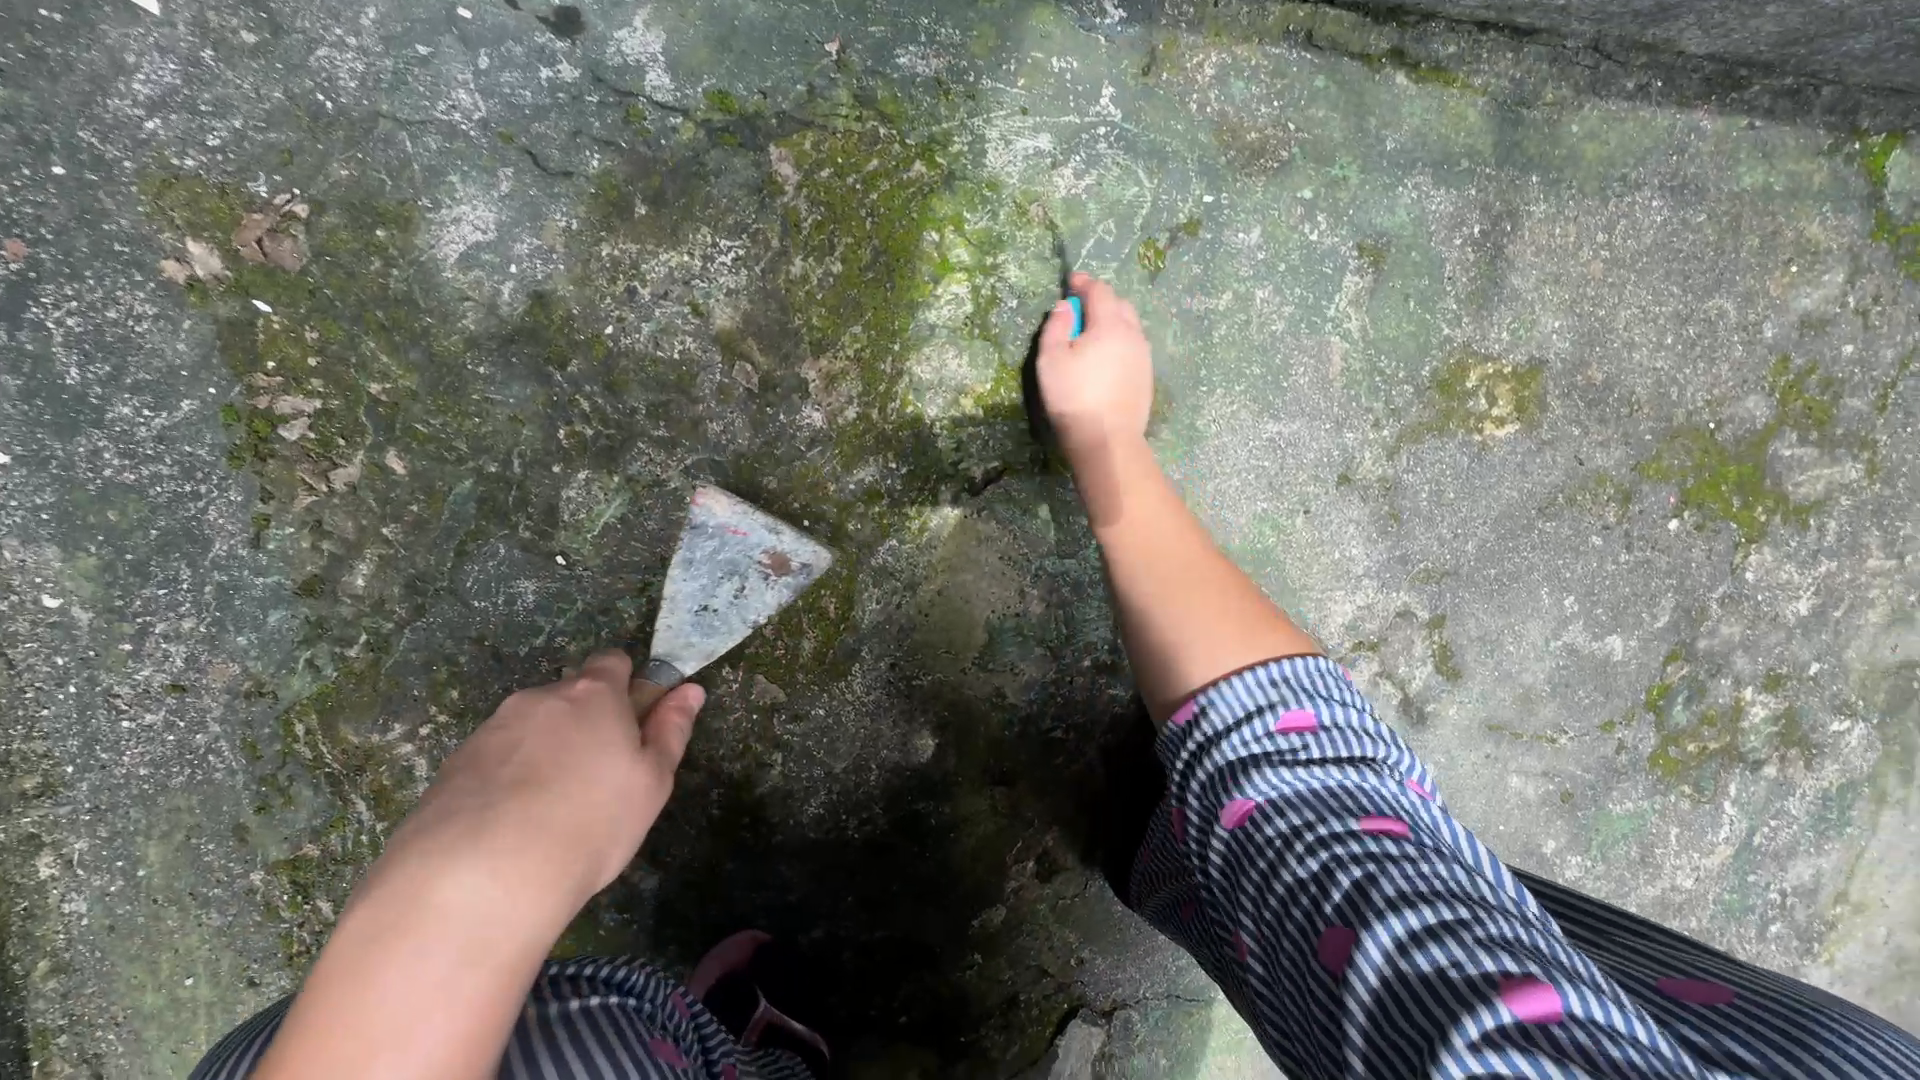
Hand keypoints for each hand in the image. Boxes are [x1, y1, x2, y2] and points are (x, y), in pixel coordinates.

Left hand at [369, 650, 706, 914]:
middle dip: (584, 723)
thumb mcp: (652, 782)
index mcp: (593, 694)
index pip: (612, 662)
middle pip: (569, 696)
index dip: (626, 687)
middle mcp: (539, 699)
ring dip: (545, 751)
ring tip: (550, 810)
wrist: (481, 877)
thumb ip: (671, 731)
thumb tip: (690, 690)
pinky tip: (512, 826)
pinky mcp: (453, 765)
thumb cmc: (591, 822)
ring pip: (530, 729)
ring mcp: (491, 730)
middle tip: (597, 778)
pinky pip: (495, 759)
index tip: (632, 727)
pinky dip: (508, 779)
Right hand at [1036, 272, 1153, 463]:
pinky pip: (1134, 347)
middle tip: (1082, 307)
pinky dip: (1120, 341)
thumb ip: (1056, 326)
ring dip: (1113, 321)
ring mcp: (1144, 356)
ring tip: (1094, 331)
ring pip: (1130, 326)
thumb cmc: (1073, 397)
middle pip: (1120, 305)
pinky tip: (1108, 356)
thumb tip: (1065, 306)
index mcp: (1109, 324)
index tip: (1071, 281)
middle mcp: (1133, 334)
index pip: (1099, 291)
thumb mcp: (1051, 358)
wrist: (1107, 439)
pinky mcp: (1146, 377)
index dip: (1084, 283)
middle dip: (1101, 300)